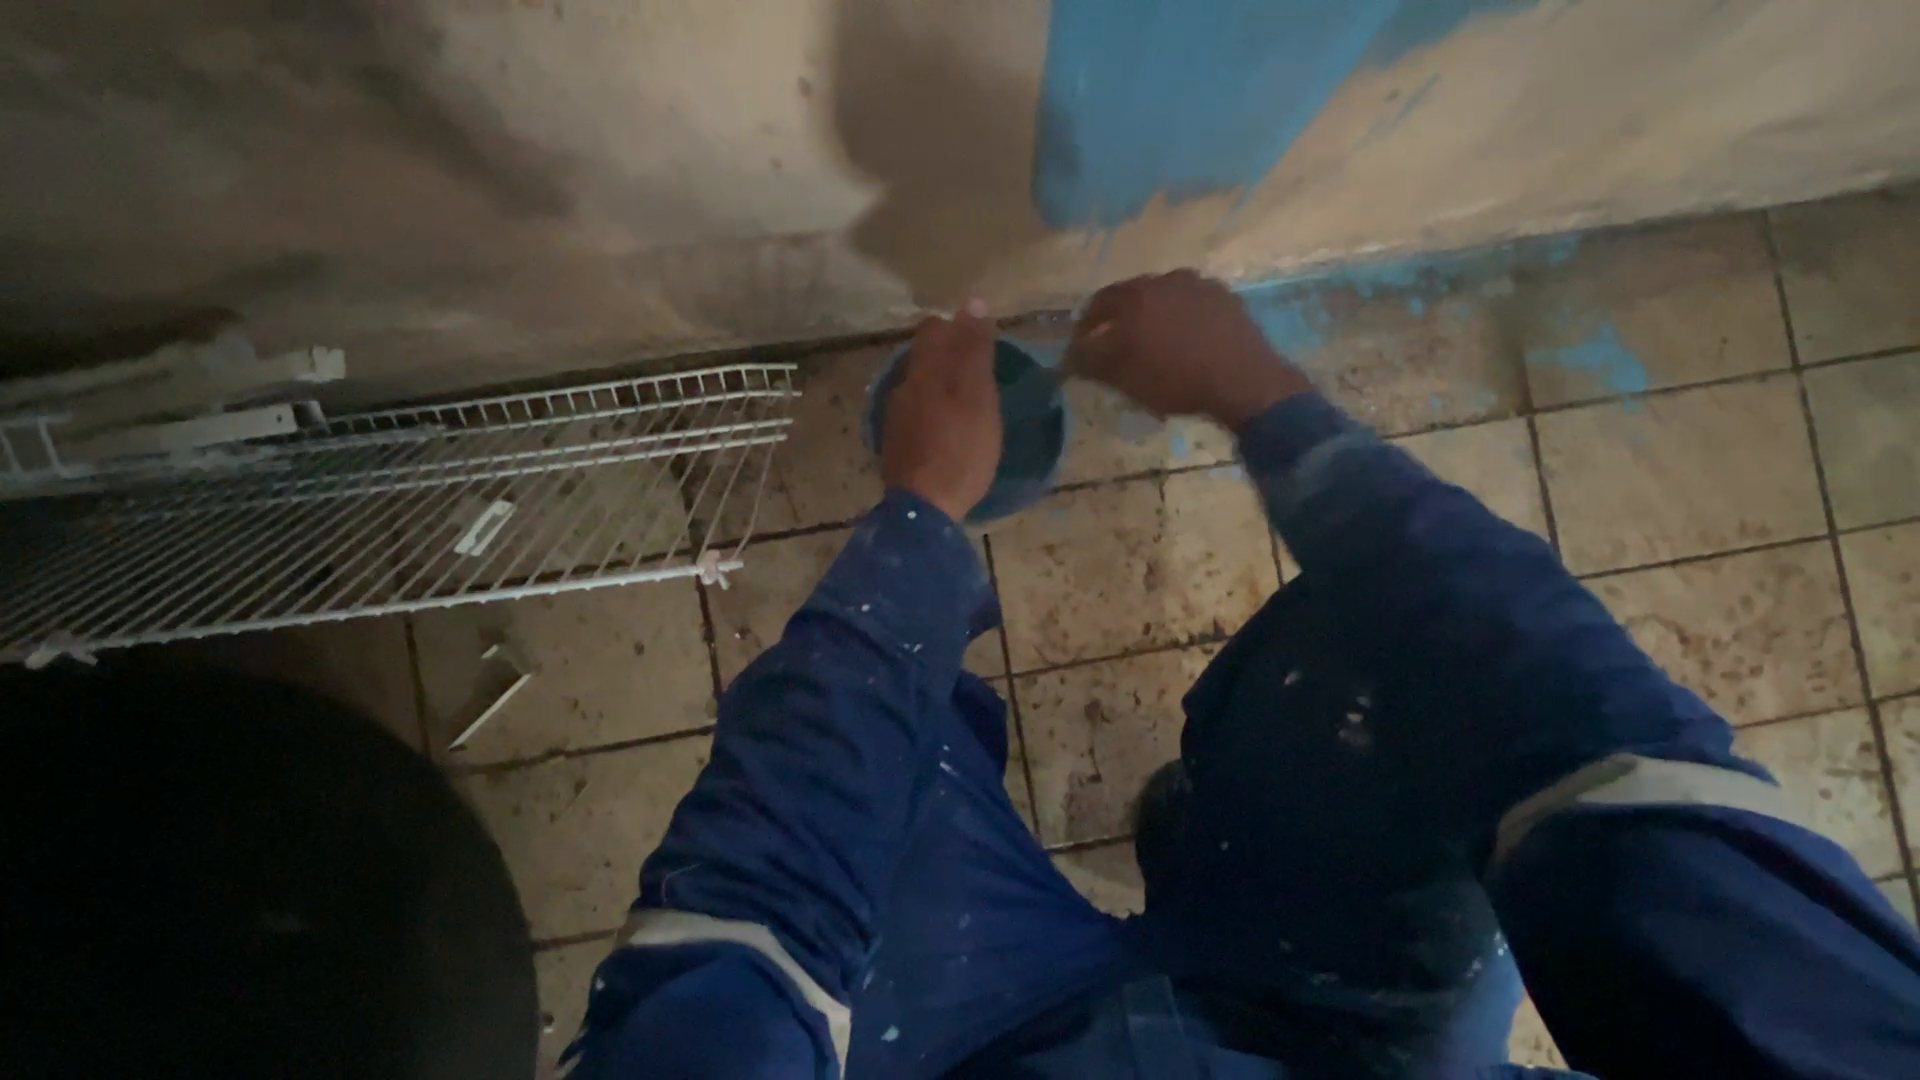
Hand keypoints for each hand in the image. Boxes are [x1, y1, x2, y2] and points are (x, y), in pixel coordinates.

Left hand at [880, 300, 1002, 521]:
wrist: (924, 506)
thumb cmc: (960, 449)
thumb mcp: (977, 396)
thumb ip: (974, 350)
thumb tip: (974, 302)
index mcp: (924, 372)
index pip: (934, 330)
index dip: (957, 328)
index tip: (981, 339)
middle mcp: (904, 388)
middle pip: (923, 357)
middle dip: (947, 355)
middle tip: (978, 369)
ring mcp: (896, 418)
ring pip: (918, 385)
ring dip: (939, 384)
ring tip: (966, 399)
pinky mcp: (896, 444)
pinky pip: (915, 413)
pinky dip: (933, 410)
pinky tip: (947, 427)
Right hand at [1065, 270, 1310, 429]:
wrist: (1242, 379)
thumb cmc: (1176, 381)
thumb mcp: (1126, 379)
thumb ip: (1093, 363)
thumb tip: (1069, 357)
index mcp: (1133, 298)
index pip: (1096, 307)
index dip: (1084, 328)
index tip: (1079, 346)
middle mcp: (1162, 281)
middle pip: (1129, 295)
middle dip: (1115, 317)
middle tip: (1111, 339)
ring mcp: (1196, 284)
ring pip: (1161, 295)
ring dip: (1149, 312)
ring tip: (1150, 337)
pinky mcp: (1223, 295)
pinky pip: (1190, 301)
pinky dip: (1178, 315)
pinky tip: (1183, 335)